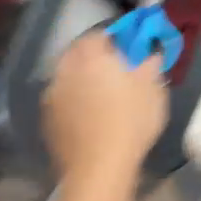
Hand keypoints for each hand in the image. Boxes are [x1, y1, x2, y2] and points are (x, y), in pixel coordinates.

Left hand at [42, 33, 169, 185]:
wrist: (98, 166)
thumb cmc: (131, 120)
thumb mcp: (153, 89)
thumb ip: (150, 64)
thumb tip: (150, 52)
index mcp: (92, 58)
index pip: (98, 34)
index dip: (115, 36)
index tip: (131, 46)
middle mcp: (66, 71)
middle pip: (77, 52)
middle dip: (94, 54)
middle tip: (117, 66)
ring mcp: (52, 95)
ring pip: (66, 74)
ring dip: (82, 75)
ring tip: (102, 89)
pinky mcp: (47, 118)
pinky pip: (61, 96)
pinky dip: (74, 96)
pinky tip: (90, 111)